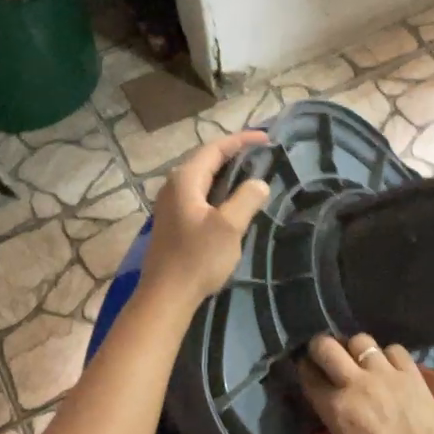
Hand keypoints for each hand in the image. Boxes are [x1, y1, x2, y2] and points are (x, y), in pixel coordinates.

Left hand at [140, 132, 271, 306]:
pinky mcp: (173, 222)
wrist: (166, 295)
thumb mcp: (229, 227)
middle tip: (261, 154)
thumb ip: (246, 199)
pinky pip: (199, 194)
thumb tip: (259, 183)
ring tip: (251, 173)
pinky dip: (218, 189)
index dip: (241, 140)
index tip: (267, 139)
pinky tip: (231, 200)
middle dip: (233, 153)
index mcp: (185, 179)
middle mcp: (174, 185)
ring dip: (226, 172)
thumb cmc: (197, 259)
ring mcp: (170, 204)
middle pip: (206, 159)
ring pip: (202, 178)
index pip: (215, 148)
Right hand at [298, 334, 433, 433]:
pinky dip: (388, 356)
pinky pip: (394, 350)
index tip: (307, 372)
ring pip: (361, 340)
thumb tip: (331, 413)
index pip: (309, 375)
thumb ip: (334, 426)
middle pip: (326, 346)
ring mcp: (387, 375)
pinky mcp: (413, 374)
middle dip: (320, 348)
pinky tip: (389, 370)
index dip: (304, 371)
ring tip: (359, 363)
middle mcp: (358, 383)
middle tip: (325, 359)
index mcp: (337, 409)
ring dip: (355, 350)